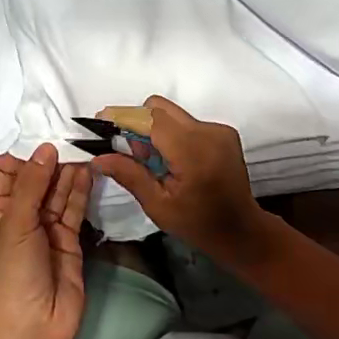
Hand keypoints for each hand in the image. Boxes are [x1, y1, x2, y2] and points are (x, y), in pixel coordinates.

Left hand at [0, 144, 90, 338]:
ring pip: (56, 191)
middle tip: (72, 139)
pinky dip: (80, 190)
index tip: (44, 141)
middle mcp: (19, 215)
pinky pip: (73, 207)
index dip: (22, 157)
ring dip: (67, 172)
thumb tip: (45, 149)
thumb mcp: (15, 224)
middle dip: (50, 161)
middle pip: (35, 178)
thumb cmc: (13, 273)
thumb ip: (32, 184)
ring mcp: (44, 227)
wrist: (36, 327)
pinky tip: (88, 170)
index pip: (6, 171)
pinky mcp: (68, 238)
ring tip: (84, 150)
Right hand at [90, 96, 271, 258]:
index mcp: (193, 152)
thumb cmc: (197, 224)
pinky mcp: (221, 132)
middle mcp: (208, 132)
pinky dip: (168, 133)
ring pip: (170, 113)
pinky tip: (166, 158)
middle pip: (158, 108)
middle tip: (123, 146)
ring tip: (147, 157)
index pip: (150, 119)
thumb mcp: (157, 206)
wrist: (241, 230)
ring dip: (151, 128)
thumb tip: (98, 157)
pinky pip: (184, 121)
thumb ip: (129, 174)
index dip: (122, 117)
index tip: (100, 122)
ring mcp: (218, 130)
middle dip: (135, 121)